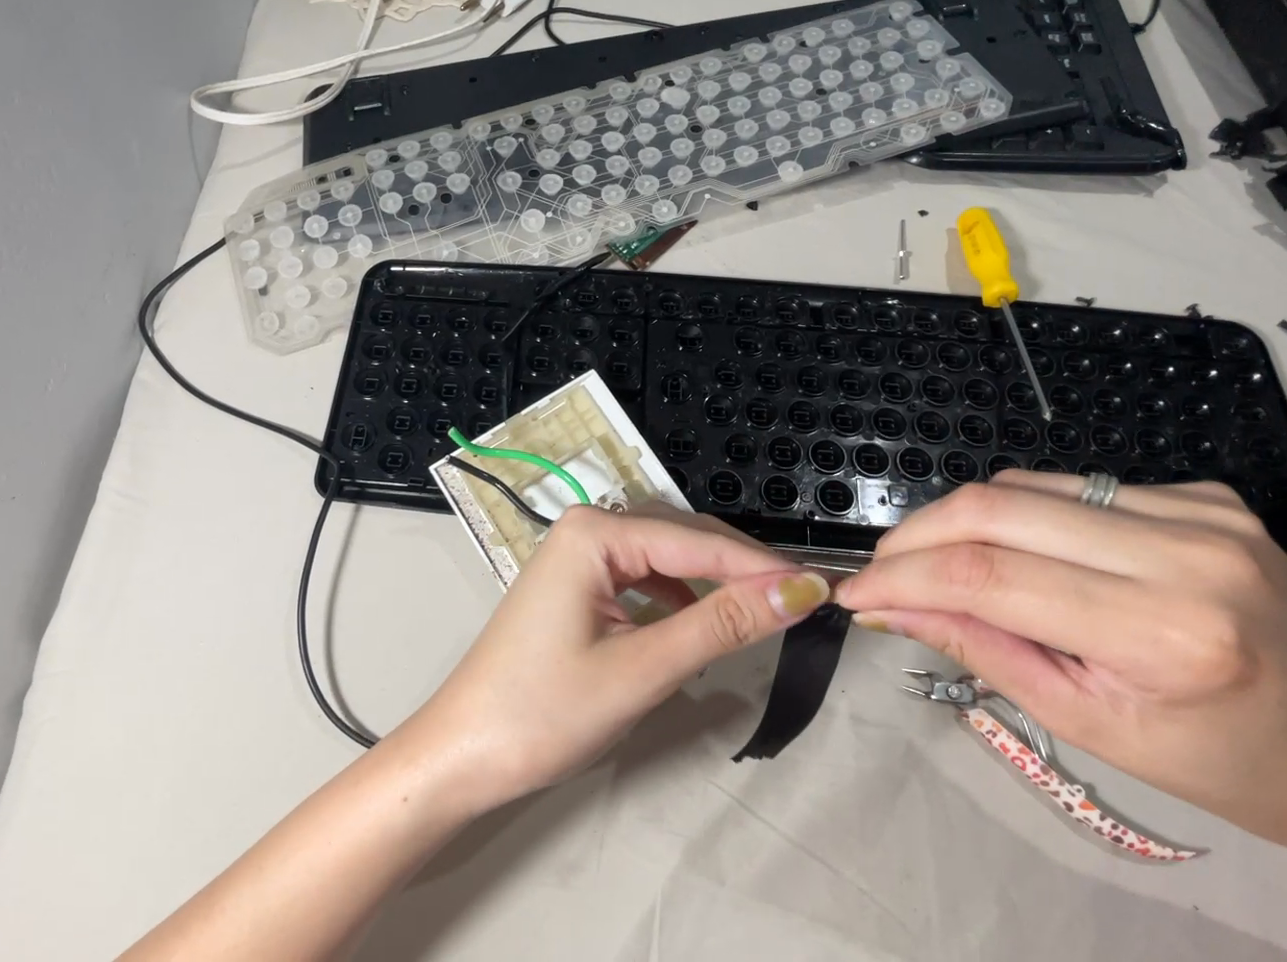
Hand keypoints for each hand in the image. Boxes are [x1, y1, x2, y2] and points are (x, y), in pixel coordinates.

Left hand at [391, 503, 829, 814]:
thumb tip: (797, 590)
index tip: (824, 589)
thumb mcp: (642, 668)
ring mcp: (577, 559)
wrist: (462, 755)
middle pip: (683, 541)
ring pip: (665, 561)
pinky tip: (699, 622)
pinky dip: (679, 600)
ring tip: (762, 614)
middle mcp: (585, 530)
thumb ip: (720, 625)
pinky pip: (642, 581)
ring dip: (712, 586)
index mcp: (594, 534)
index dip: (762, 568)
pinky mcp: (576, 589)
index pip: (698, 542)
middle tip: (803, 604)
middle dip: (740, 572)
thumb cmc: (543, 711)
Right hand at [834, 471, 1286, 958]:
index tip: (854, 594)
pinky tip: (1016, 556)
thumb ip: (984, 650)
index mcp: (1165, 631)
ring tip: (933, 567)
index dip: (902, 577)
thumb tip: (891, 608)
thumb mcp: (1091, 726)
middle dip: (914, 536)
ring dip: (958, 521)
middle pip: (997, 506)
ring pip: (1025, 483)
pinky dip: (1017, 515)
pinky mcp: (1203, 493)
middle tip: (880, 574)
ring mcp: (1201, 508)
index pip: (989, 576)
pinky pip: (1073, 487)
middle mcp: (1187, 549)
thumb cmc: (1229, 767)